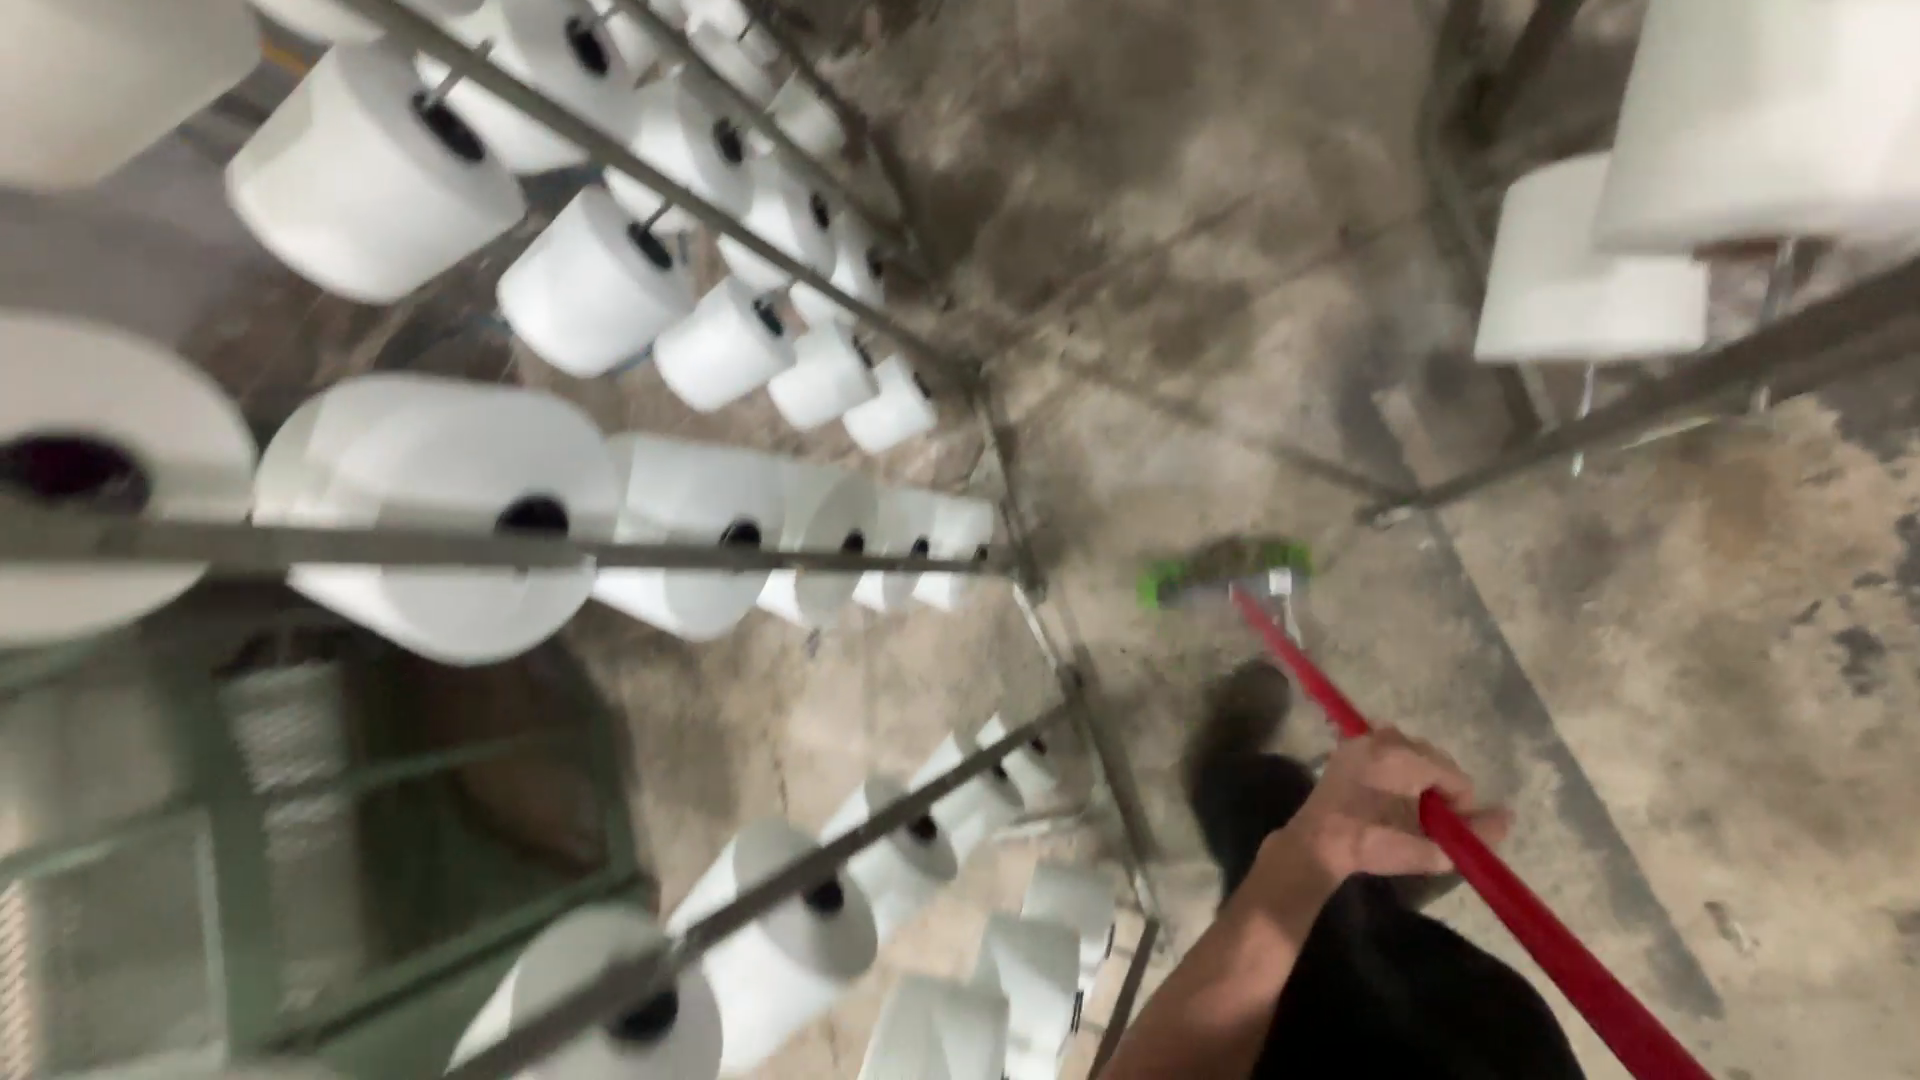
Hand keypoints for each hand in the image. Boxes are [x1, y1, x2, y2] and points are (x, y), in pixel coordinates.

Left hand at [1279, 728, 1511, 881]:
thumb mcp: (1429, 848)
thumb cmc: (1371, 844)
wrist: (1317, 841)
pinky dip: (1396, 764)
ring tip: (1413, 805)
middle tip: (1432, 817)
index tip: (1449, 826)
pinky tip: (1391, 791)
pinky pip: (1385, 748)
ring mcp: (1361, 739)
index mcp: (1403, 757)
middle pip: (1433, 757)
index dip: (1461, 804)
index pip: (1454, 776)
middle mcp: (1382, 738)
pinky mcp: (1347, 747)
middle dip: (1440, 785)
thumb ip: (1474, 834)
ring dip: (1419, 773)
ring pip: (1410, 749)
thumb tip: (1508, 817)